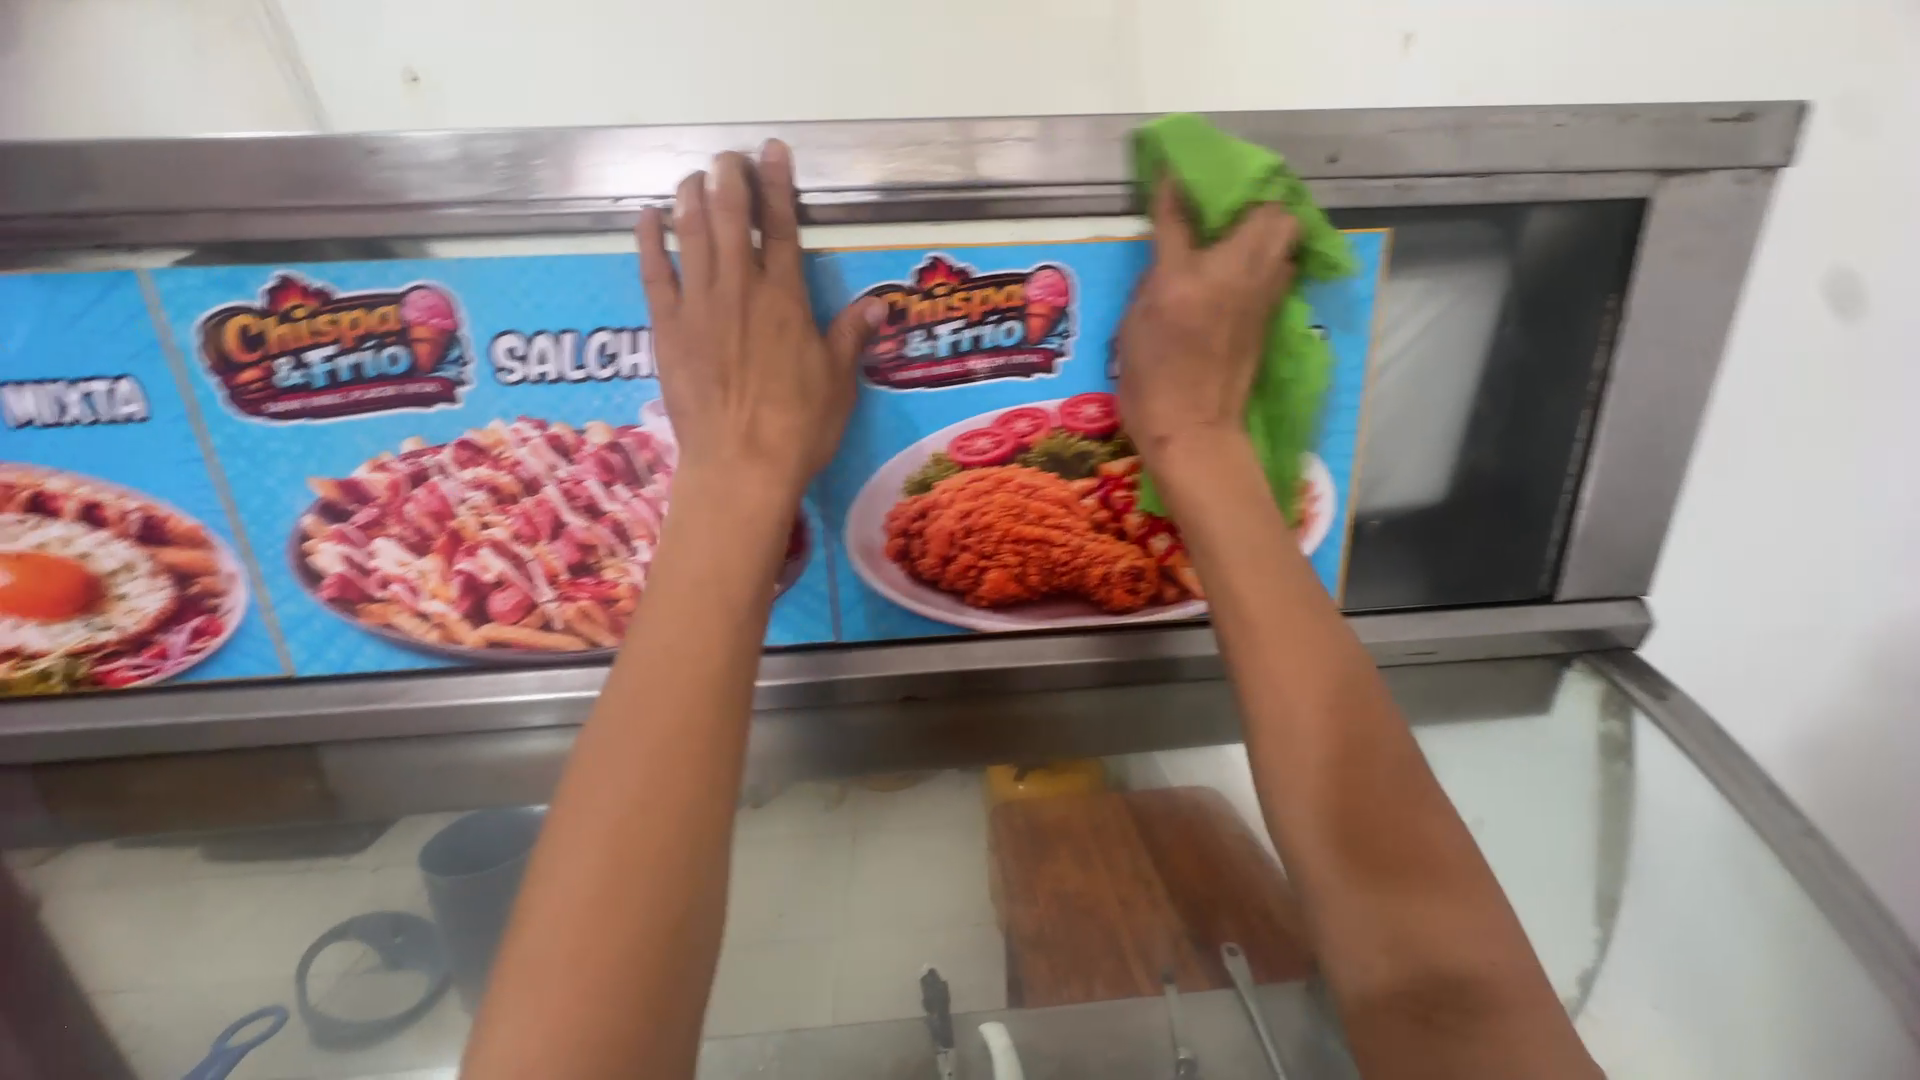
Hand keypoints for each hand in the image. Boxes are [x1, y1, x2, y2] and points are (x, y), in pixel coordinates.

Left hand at [637, 142, 881, 502]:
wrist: (741, 466)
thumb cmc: (799, 428)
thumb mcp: (838, 383)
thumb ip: (850, 336)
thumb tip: (876, 304)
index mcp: (785, 300)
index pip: (780, 228)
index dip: (777, 185)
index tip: (772, 152)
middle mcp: (740, 290)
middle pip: (729, 218)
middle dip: (728, 179)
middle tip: (728, 158)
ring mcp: (698, 306)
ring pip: (690, 235)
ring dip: (690, 198)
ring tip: (693, 176)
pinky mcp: (667, 329)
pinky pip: (654, 273)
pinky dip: (649, 240)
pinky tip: (648, 216)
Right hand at [1115, 180, 1297, 473]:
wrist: (1192, 429)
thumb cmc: (1149, 382)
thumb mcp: (1132, 325)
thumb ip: (1154, 278)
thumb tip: (1171, 254)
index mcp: (1183, 278)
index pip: (1180, 215)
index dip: (1174, 189)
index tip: (1172, 174)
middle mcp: (1230, 275)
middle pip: (1267, 210)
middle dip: (1251, 199)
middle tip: (1225, 212)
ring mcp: (1259, 294)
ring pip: (1286, 235)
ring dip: (1268, 226)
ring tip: (1241, 236)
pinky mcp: (1272, 315)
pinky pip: (1282, 266)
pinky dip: (1271, 257)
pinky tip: (1248, 269)